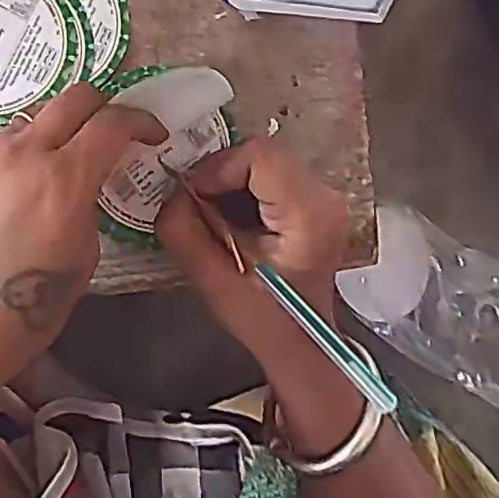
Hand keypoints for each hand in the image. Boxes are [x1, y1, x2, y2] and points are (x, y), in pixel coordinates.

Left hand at [0, 84, 165, 395]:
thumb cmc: (21, 313)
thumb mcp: (81, 260)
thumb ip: (88, 206)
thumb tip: (82, 184)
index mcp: (62, 181)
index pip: (111, 123)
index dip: (140, 122)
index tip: (152, 135)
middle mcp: (23, 153)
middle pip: (74, 98)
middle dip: (102, 106)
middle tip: (113, 131)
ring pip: (36, 121)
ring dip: (58, 134)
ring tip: (57, 173)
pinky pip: (4, 144)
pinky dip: (23, 155)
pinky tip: (16, 193)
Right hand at [156, 137, 350, 354]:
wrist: (302, 344)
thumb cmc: (263, 319)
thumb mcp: (212, 281)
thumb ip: (183, 230)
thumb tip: (173, 191)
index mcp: (308, 215)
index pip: (259, 156)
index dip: (218, 168)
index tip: (195, 196)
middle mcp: (324, 196)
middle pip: (260, 153)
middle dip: (221, 174)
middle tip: (199, 206)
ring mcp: (324, 194)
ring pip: (262, 159)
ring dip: (230, 180)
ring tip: (216, 215)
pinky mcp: (315, 197)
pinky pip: (269, 171)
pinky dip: (243, 185)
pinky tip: (235, 217)